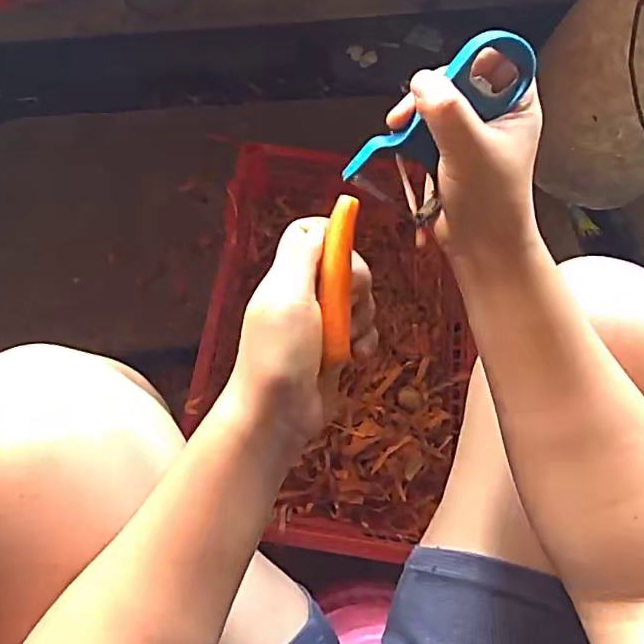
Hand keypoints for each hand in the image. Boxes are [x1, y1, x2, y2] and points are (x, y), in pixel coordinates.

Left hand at [226, 217, 375, 448]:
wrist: (277, 415)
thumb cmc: (278, 356)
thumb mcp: (288, 297)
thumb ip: (303, 256)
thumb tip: (320, 228)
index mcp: (288, 276)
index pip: (309, 233)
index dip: (332, 234)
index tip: (345, 251)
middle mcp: (305, 294)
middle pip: (346, 265)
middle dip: (356, 284)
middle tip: (346, 305)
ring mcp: (321, 322)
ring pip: (361, 300)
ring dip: (361, 319)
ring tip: (344, 341)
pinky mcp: (336, 347)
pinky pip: (365, 331)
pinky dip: (366, 342)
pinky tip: (355, 357)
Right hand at [386, 48, 542, 261]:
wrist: (481, 248)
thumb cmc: (492, 204)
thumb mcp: (470, 149)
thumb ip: (447, 110)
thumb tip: (422, 81)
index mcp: (517, 105)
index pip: (498, 59)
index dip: (470, 62)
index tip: (446, 79)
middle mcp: (495, 113)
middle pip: (458, 77)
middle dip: (431, 91)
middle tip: (412, 109)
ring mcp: (470, 130)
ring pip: (436, 100)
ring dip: (415, 111)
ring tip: (400, 129)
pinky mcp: (448, 147)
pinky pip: (423, 124)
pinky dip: (409, 131)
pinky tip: (402, 142)